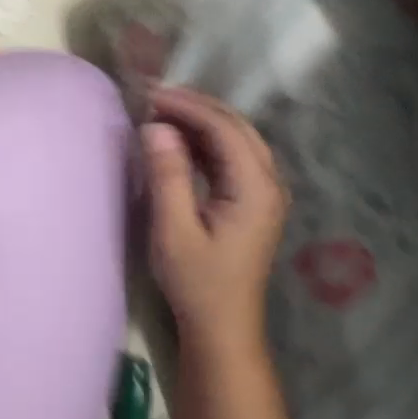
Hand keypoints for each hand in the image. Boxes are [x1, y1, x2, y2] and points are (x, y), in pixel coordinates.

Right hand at [141, 86, 288, 345]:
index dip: (189, 107)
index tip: (149, 95)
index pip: (225, 130)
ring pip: (235, 140)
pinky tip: (177, 141)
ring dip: (200, 122)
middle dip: (196, 107)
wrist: (221, 323)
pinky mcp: (250, 201)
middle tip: (152, 96)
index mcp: (256, 188)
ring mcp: (263, 193)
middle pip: (237, 128)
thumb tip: (156, 129)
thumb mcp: (174, 230)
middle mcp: (268, 184)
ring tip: (159, 112)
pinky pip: (230, 157)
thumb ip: (168, 177)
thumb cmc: (196, 280)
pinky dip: (203, 141)